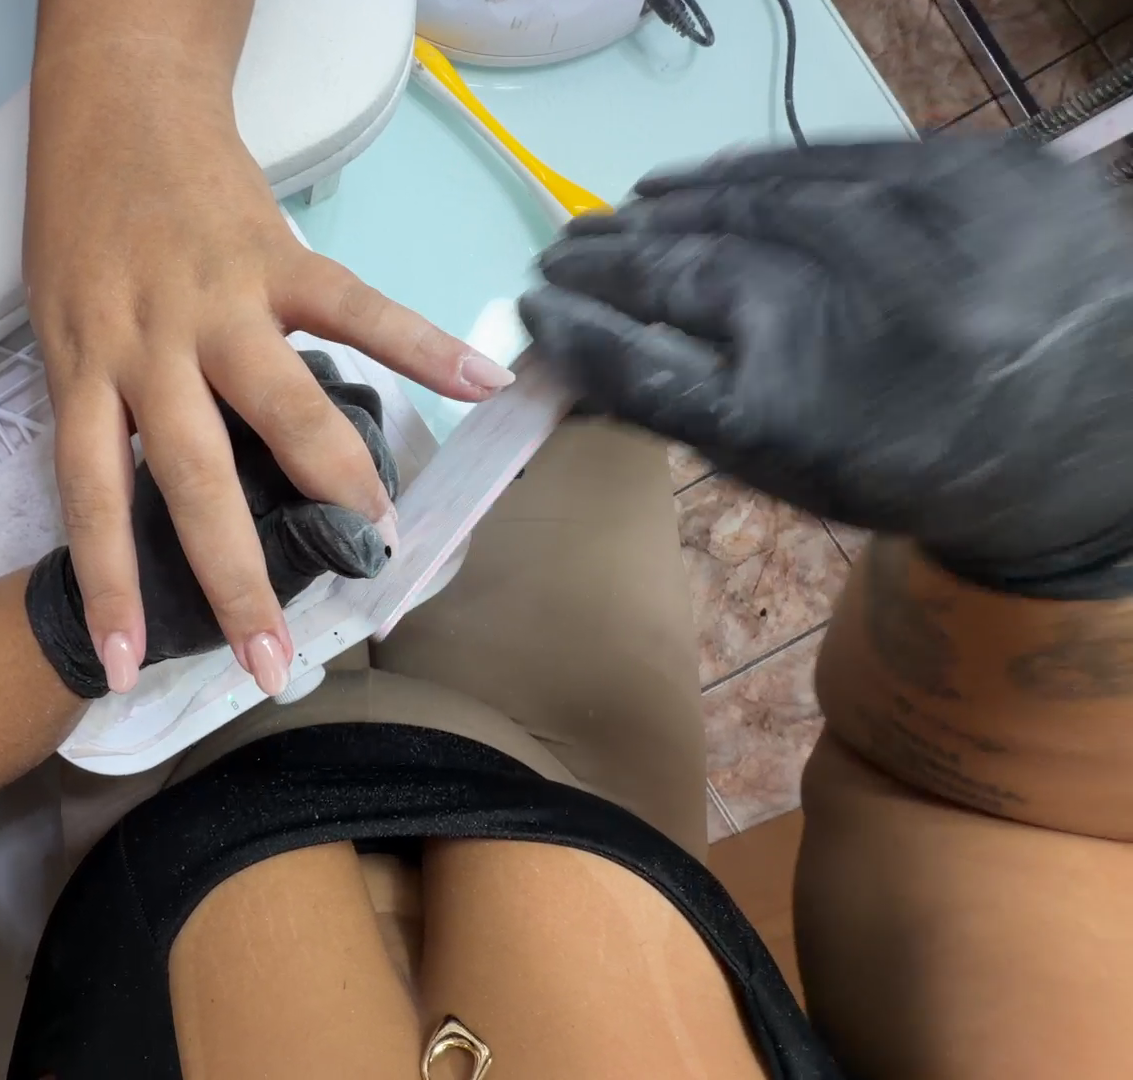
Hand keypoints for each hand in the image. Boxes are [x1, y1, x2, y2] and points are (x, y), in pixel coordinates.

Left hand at [26, 33, 508, 696]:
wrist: (115, 104)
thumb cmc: (80, 234)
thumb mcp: (62, 334)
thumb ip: (107, 414)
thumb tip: (161, 502)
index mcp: (85, 373)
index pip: (90, 500)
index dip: (107, 588)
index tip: (122, 669)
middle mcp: (148, 348)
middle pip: (194, 478)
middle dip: (236, 578)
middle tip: (273, 658)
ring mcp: (218, 302)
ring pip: (282, 407)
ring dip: (336, 485)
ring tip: (379, 547)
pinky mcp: (279, 254)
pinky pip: (355, 305)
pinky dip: (416, 345)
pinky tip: (477, 384)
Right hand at [518, 137, 1132, 595]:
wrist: (1080, 445)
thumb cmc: (883, 466)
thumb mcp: (763, 460)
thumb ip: (663, 397)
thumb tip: (574, 337)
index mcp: (799, 419)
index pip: (644, 362)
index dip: (578, 323)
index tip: (531, 299)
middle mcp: (867, 332)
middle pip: (697, 273)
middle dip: (614, 256)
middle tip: (562, 247)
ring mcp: (944, 248)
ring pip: (766, 204)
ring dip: (673, 205)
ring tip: (619, 208)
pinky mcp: (1003, 182)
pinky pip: (850, 158)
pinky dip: (763, 165)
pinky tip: (709, 175)